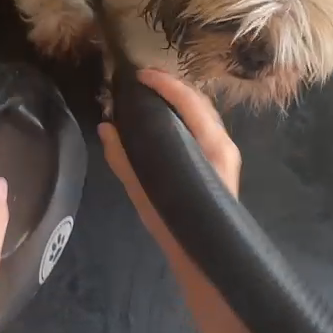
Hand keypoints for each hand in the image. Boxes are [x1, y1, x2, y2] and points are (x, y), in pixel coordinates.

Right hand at [99, 69, 239, 305]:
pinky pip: (202, 128)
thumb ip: (124, 158)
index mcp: (211, 144)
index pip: (188, 99)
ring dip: (177, 101)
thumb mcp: (144, 190)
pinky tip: (163, 124)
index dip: (163, 82)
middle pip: (198, 101)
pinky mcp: (222, 162)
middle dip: (170, 87)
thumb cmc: (177, 223)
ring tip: (148, 99)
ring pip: (202, 114)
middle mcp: (223, 142)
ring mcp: (225, 152)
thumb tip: (106, 128)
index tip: (137, 76)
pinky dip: (183, 117)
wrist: (208, 257)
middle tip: (140, 84)